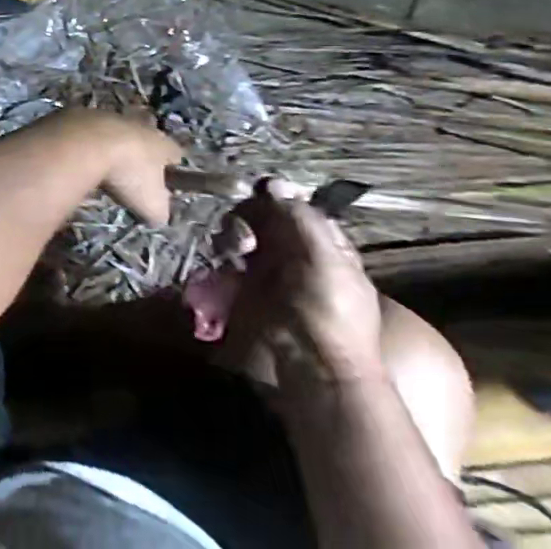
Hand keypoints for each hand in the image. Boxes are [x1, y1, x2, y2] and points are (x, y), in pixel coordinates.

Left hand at [44, 109, 178, 224]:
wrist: (85, 143)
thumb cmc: (127, 175)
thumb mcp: (151, 206)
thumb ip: (158, 211)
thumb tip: (157, 215)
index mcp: (161, 144)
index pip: (174, 152)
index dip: (171, 165)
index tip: (166, 178)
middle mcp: (138, 124)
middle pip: (144, 137)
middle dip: (139, 152)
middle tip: (131, 173)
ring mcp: (108, 116)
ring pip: (114, 131)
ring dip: (110, 145)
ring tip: (101, 165)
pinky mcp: (80, 114)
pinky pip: (86, 130)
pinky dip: (84, 142)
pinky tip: (78, 157)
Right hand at [230, 180, 383, 389]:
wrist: (310, 367)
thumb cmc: (330, 312)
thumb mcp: (327, 258)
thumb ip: (299, 217)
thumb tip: (272, 183)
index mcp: (325, 247)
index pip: (296, 210)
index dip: (276, 198)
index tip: (257, 191)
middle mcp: (294, 256)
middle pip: (263, 219)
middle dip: (249, 215)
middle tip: (245, 225)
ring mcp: (266, 274)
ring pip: (241, 236)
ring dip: (233, 234)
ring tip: (236, 249)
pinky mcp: (242, 291)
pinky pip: (225, 262)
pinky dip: (220, 255)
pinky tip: (224, 261)